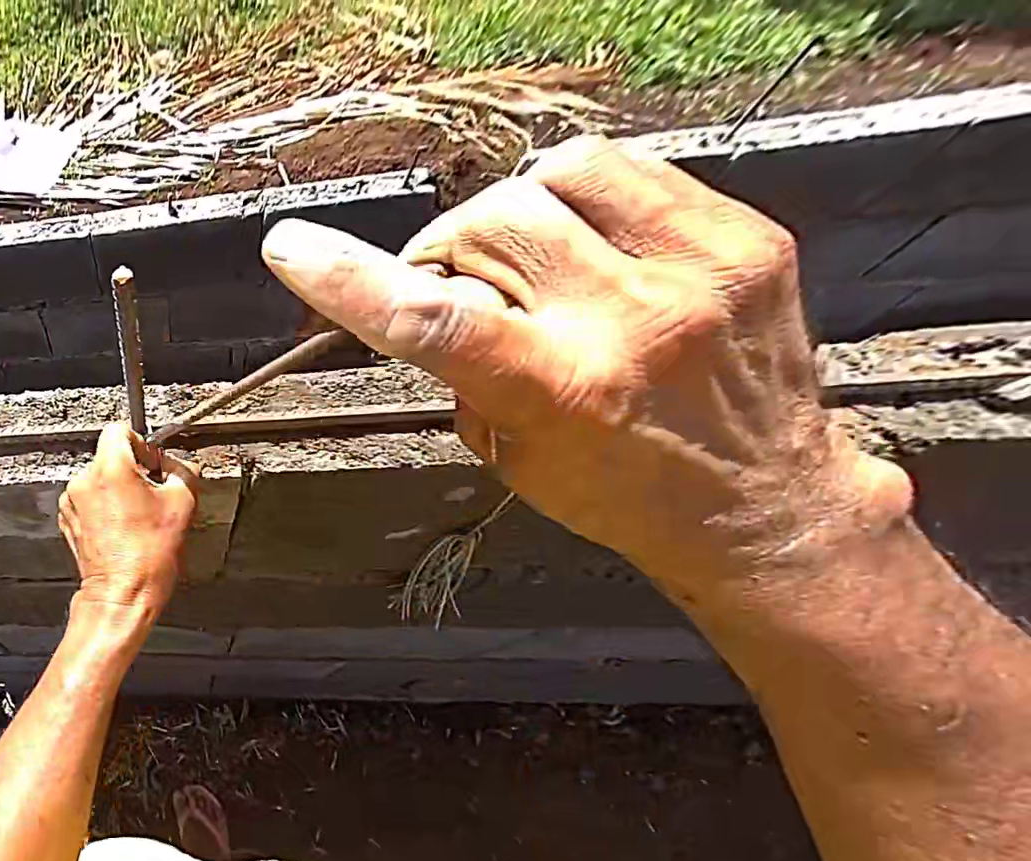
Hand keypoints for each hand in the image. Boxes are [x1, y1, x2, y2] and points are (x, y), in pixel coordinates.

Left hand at [58, 423, 198, 614]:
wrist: (122, 593)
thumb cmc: (147, 557)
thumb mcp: (183, 504)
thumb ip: (181, 471)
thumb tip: (176, 466)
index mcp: (110, 469)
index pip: (119, 429)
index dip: (141, 442)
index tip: (152, 460)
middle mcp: (84, 481)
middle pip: (109, 457)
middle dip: (132, 470)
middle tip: (152, 493)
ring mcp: (72, 502)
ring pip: (98, 480)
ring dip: (117, 490)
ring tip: (137, 516)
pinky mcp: (69, 520)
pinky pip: (88, 501)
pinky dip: (104, 508)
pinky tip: (122, 528)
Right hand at [261, 136, 912, 595]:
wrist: (759, 501)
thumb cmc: (610, 489)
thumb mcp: (506, 450)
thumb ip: (462, 371)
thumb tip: (431, 301)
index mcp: (556, 391)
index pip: (429, 318)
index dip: (348, 279)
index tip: (290, 250)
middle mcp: (627, 318)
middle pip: (484, 226)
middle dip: (443, 252)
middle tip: (449, 289)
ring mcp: (695, 265)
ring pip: (552, 177)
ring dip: (506, 219)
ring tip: (518, 265)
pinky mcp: (742, 234)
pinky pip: (621, 170)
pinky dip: (570, 201)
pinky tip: (576, 247)